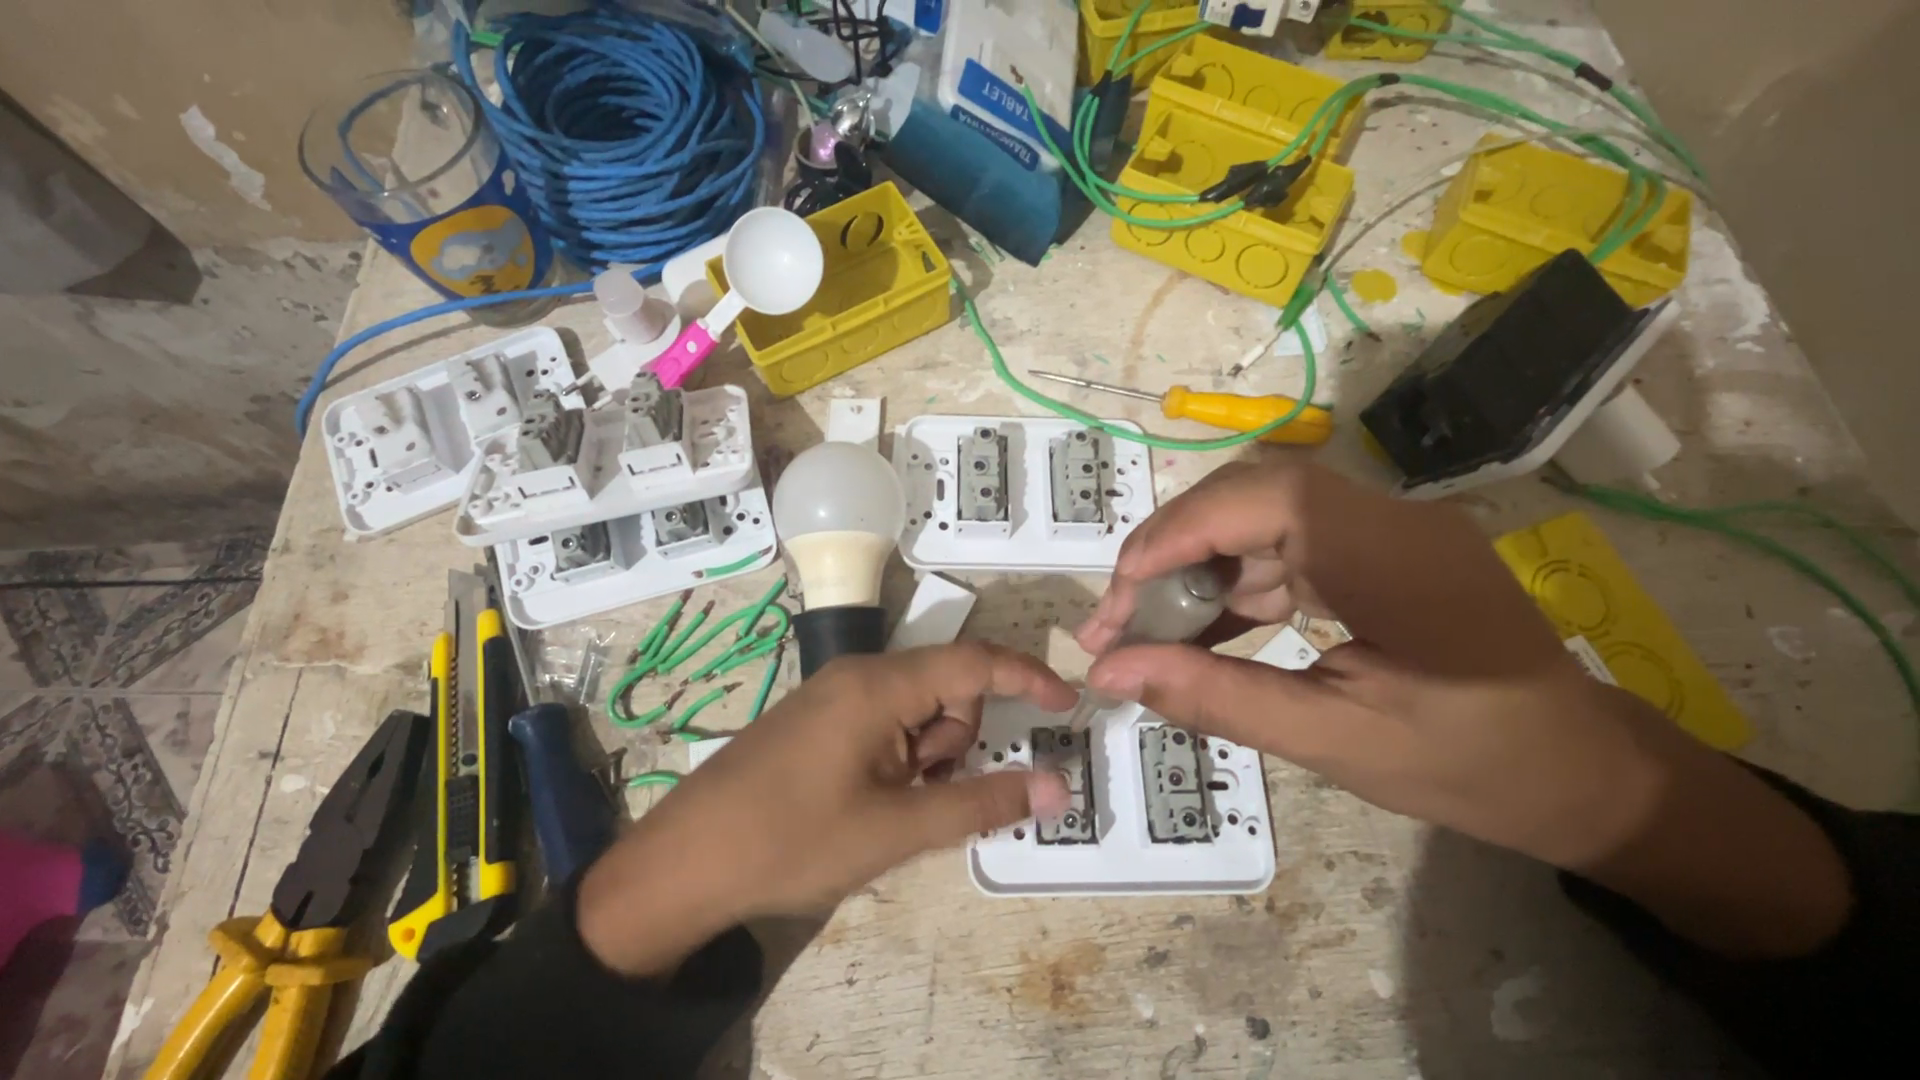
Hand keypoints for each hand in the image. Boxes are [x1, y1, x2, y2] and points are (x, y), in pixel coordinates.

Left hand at [578, 644, 1075, 974]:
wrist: (684, 863)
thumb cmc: (792, 841)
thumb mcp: (898, 829)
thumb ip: (982, 802)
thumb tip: (1057, 784)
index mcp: (879, 685)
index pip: (974, 662)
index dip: (1027, 678)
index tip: (1068, 706)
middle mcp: (857, 674)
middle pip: (946, 688)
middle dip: (958, 740)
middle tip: (926, 794)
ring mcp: (832, 695)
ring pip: (916, 709)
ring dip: (928, 755)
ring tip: (891, 807)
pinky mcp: (816, 719)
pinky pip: (884, 723)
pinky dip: (900, 758)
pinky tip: (870, 802)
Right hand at [1078, 463, 1848, 955]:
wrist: (1581, 777)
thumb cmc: (1472, 767)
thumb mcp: (1335, 741)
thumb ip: (1218, 697)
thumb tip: (1111, 672)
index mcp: (1395, 557)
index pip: (1267, 497)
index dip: (1179, 530)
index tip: (1118, 594)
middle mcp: (1389, 522)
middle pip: (1252, 499)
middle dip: (1172, 553)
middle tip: (1115, 621)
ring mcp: (1384, 535)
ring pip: (1259, 524)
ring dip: (1195, 573)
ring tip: (1142, 637)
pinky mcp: (1376, 557)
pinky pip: (1286, 552)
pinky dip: (1234, 589)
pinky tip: (1200, 637)